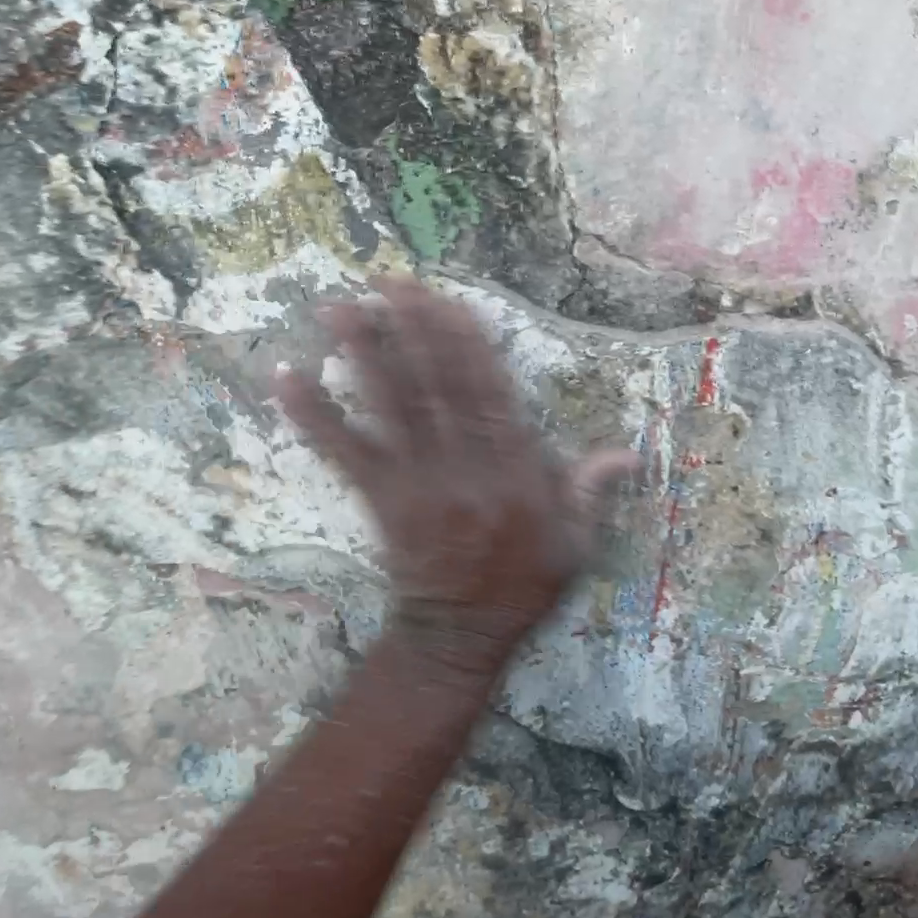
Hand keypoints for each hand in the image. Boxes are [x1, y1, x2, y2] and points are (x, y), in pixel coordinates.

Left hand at [277, 277, 635, 675]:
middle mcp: (465, 467)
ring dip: (363, 354)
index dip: (465, 342)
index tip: (445, 299)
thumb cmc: (523, 584)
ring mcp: (417, 482)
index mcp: (515, 471)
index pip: (490, 392)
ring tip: (339, 307)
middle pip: (436, 385)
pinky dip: (313, 415)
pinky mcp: (379, 500)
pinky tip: (287, 377)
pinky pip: (344, 452)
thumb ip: (592, 491)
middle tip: (386, 281)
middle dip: (411, 330)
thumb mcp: (576, 542)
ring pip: (390, 407)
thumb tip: (629, 452)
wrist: (461, 636)